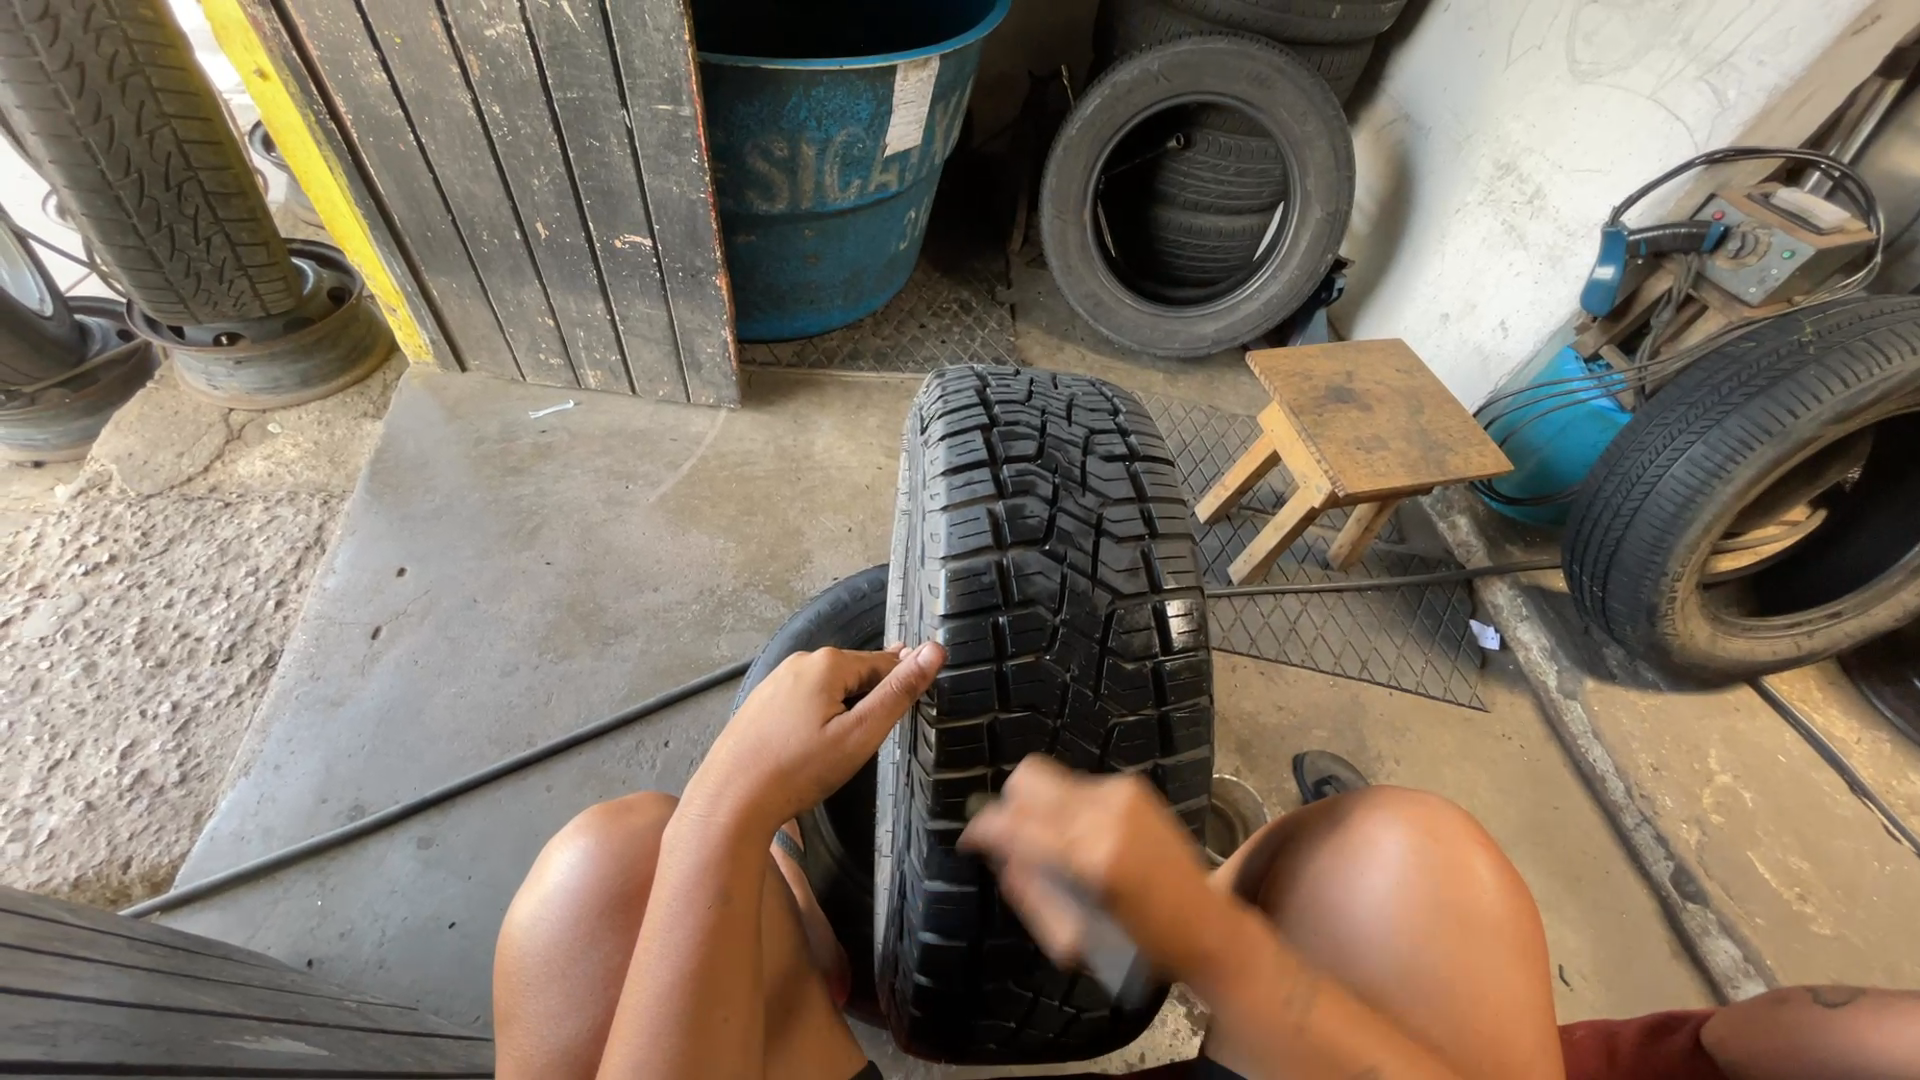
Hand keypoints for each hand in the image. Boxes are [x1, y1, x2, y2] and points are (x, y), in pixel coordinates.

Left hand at [683, 643, 944, 836]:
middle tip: (882, 731)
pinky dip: (819, 714)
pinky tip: (818, 740)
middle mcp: (800, 661)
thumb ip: (899, 692)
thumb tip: (935, 649)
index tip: (913, 710)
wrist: (729, 802)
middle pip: (854, 672)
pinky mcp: (760, 703)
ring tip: (853, 737)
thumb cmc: (799, 770)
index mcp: (827, 663)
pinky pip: (803, 699)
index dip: (900, 686)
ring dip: (846, 705)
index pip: (884, 663)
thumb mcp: (860, 734)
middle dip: (871, 695)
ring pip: (828, 686)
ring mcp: (775, 680)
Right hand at [960, 755, 1235, 985]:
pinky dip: (1066, 806)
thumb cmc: (1141, 943)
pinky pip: (1078, 785)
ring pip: (1051, 778)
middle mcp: (1103, 811)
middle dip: (1009, 805)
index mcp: (1089, 856)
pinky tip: (1082, 835)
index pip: (1015, 824)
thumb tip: (998, 852)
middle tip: (1009, 834)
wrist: (1207, 924)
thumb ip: (1030, 886)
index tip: (970, 838)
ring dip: (1039, 806)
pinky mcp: (1132, 785)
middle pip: (1028, 779)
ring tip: (1050, 841)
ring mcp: (1120, 793)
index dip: (983, 828)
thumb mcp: (1074, 931)